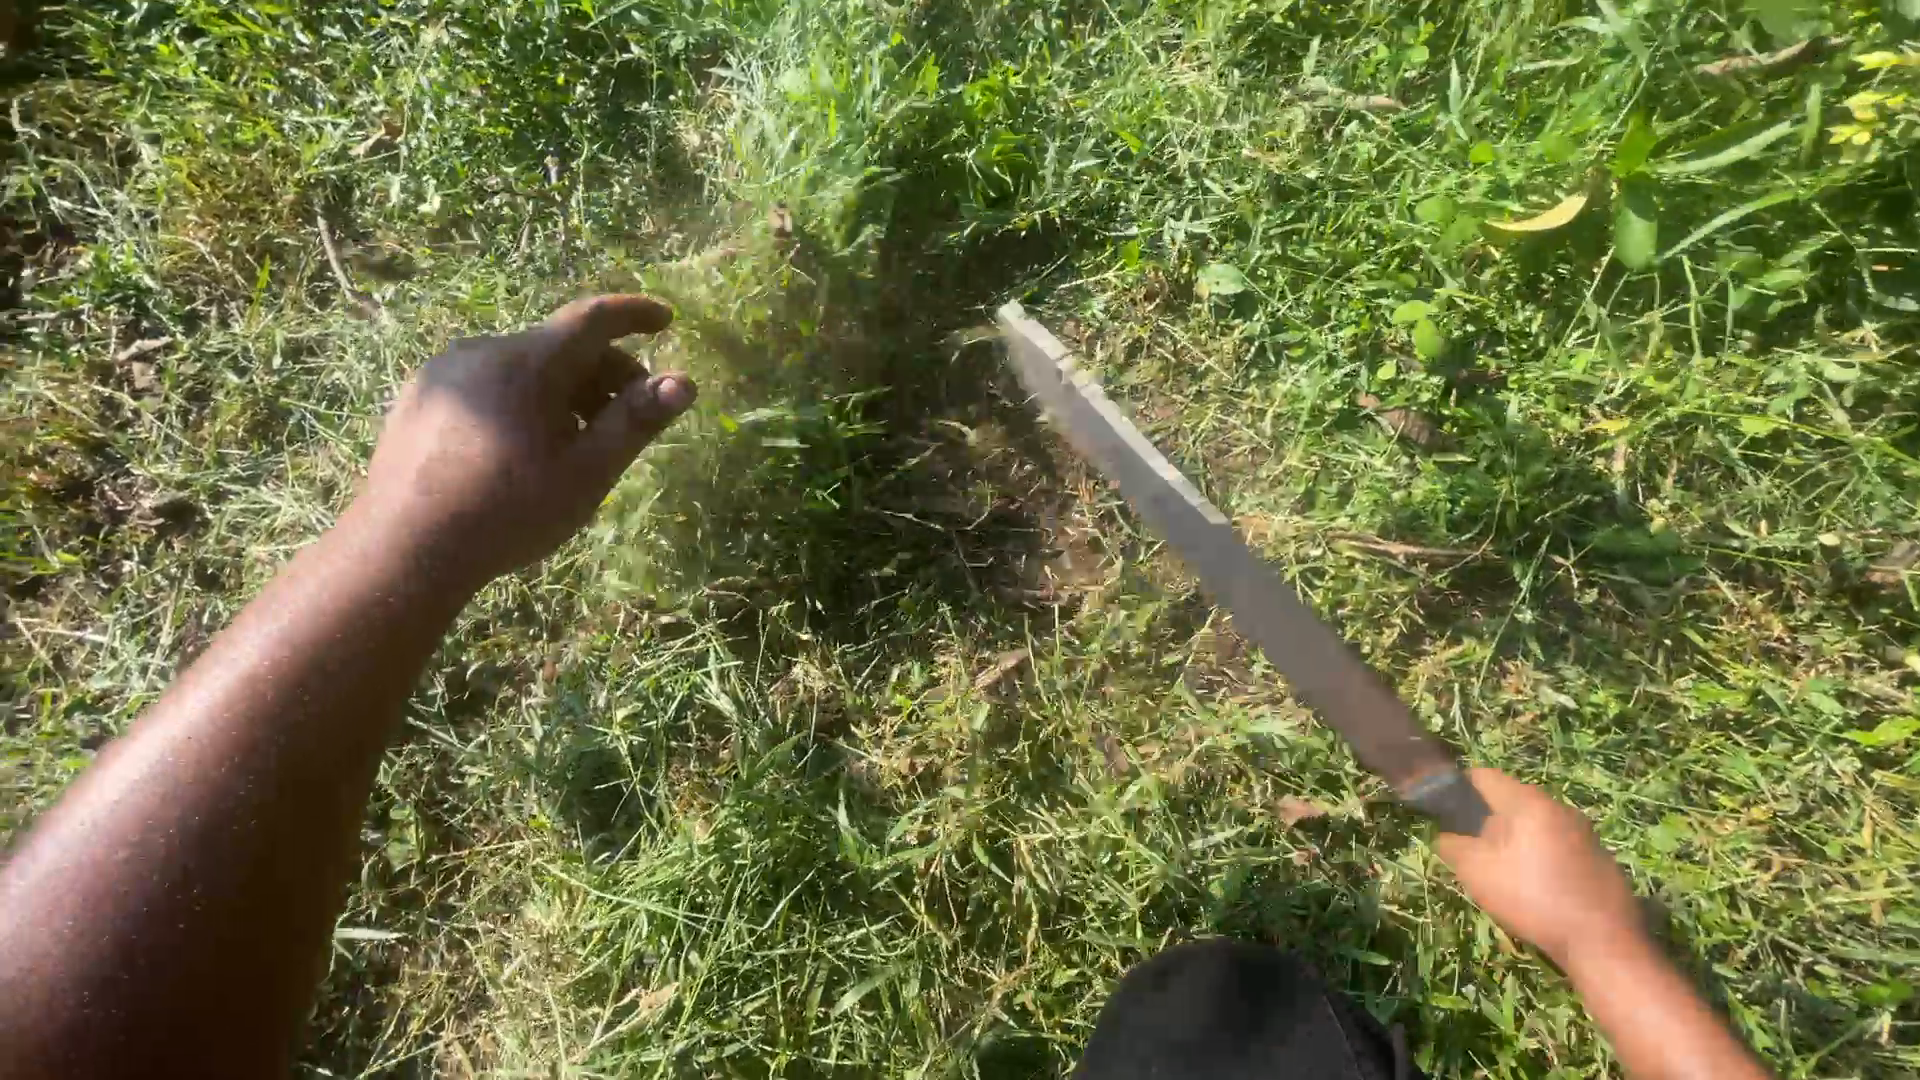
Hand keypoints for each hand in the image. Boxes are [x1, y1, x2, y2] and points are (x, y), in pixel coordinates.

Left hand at [349, 294, 695, 590]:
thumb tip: (684, 383)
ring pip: (526, 365)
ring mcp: (445, 372)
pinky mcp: (422, 396)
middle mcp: (482, 351)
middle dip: (607, 373)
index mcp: (528, 364)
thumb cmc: (511, 511)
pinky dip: (528, 399)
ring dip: (567, 390)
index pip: (592, 319)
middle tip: (631, 418)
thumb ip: (636, 420)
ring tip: (580, 441)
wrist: (405, 548)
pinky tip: (529, 446)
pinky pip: (492, 381)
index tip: (666, 318)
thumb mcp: (588, 470)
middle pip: (562, 347)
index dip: (634, 314)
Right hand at [1435, 768, 1646, 968]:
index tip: (1449, 817)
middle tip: (1476, 851)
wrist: (1605, 947)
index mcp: (1529, 802)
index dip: (1458, 790)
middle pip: (1511, 800)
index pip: (1483, 776)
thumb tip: (1448, 836)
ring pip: (1536, 824)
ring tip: (1507, 873)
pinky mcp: (1602, 860)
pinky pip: (1559, 844)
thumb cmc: (1532, 898)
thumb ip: (1450, 843)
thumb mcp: (1473, 870)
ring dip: (1516, 839)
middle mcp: (1560, 808)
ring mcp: (1587, 834)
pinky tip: (1540, 889)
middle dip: (1488, 820)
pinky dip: (1542, 857)